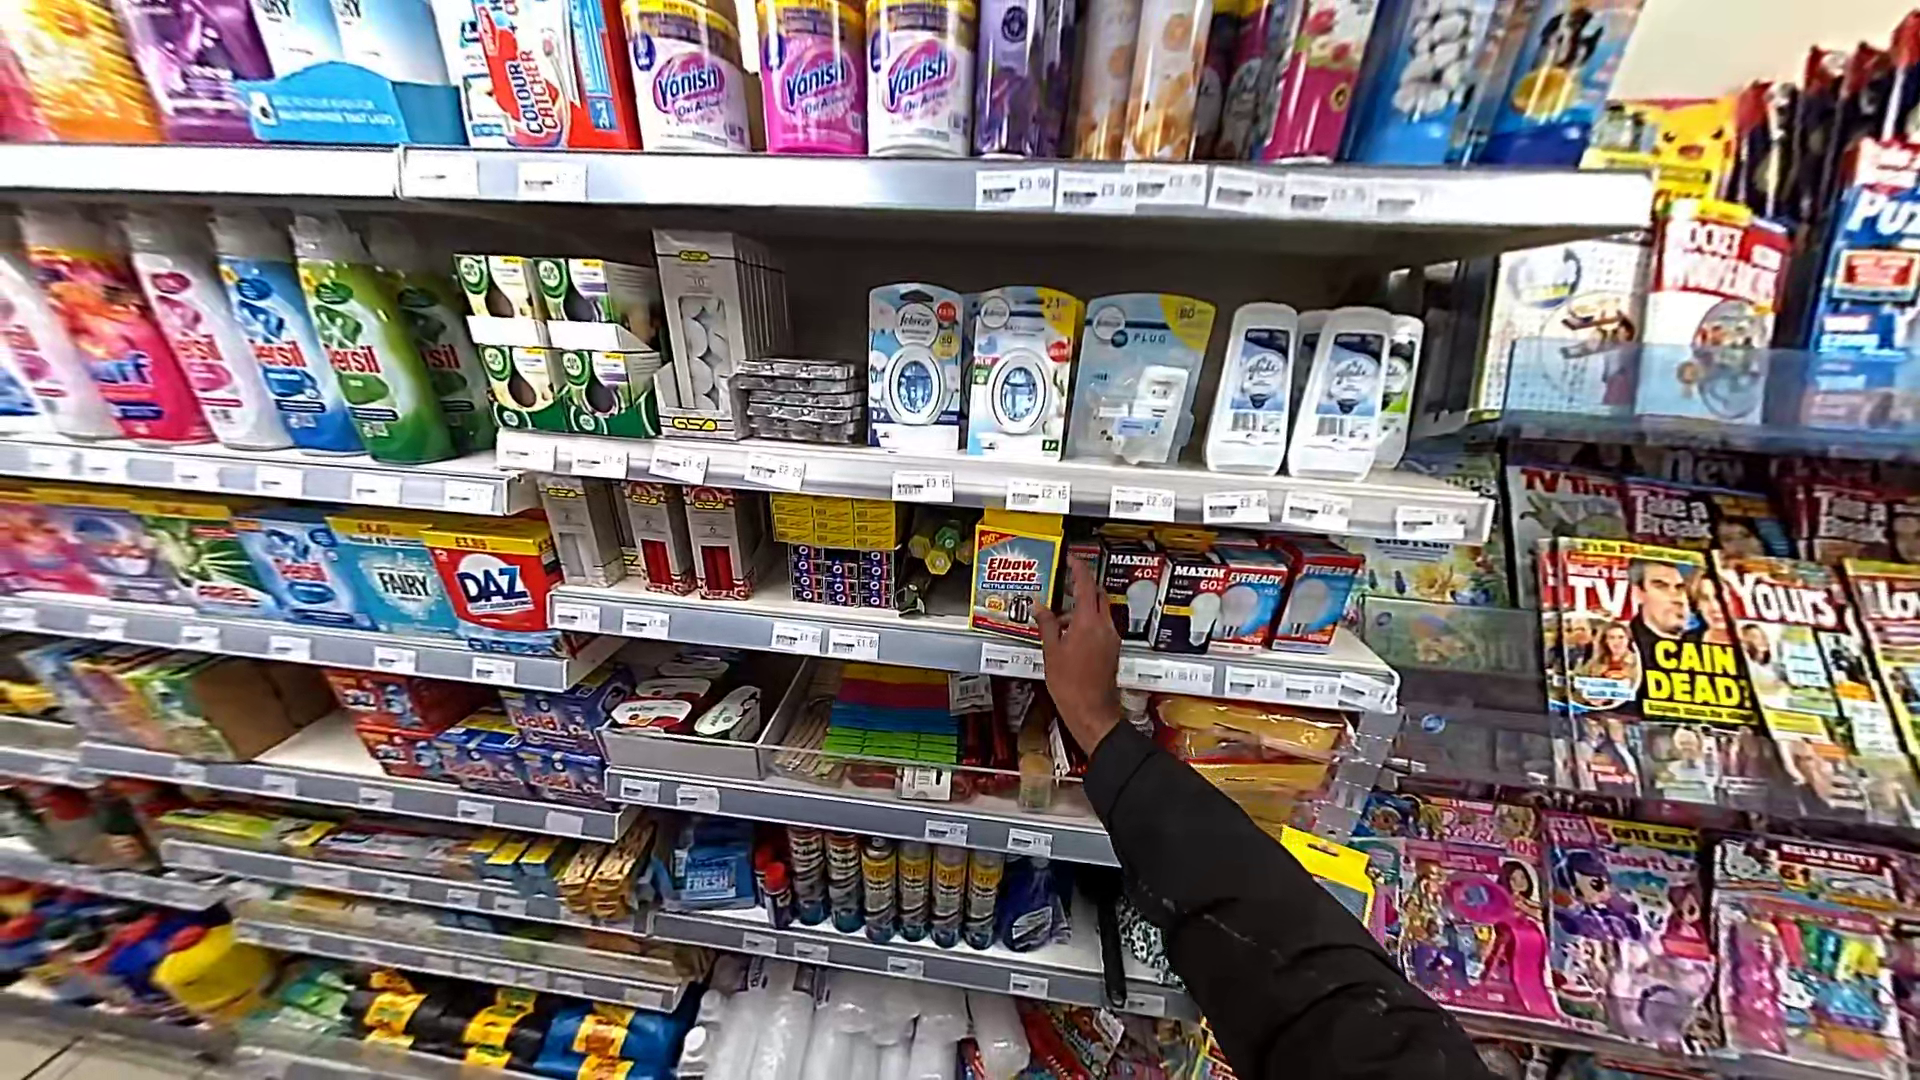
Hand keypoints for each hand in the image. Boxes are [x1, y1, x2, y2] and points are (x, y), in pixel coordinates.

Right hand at [1036, 556, 1121, 754]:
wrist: (1092, 711)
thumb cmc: (1071, 686)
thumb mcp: (1051, 652)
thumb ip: (1046, 624)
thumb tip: (1039, 607)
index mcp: (1088, 623)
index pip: (1086, 586)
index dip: (1079, 569)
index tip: (1072, 559)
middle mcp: (1104, 627)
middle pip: (1097, 595)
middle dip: (1083, 586)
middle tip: (1065, 583)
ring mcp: (1110, 638)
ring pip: (1099, 611)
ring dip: (1081, 608)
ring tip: (1058, 619)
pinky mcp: (1111, 649)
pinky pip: (1100, 626)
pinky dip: (1086, 622)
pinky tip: (1068, 635)